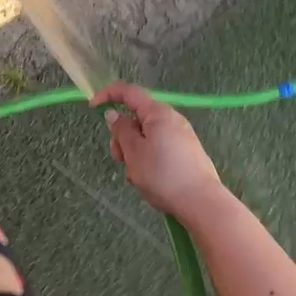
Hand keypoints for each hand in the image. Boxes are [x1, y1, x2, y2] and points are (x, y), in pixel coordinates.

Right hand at [92, 82, 227, 218]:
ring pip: (147, 135)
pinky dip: (148, 158)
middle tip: (119, 158)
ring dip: (134, 150)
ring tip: (136, 175)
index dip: (108, 94)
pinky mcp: (187, 152)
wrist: (202, 203)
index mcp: (158, 113)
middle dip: (122, 134)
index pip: (129, 91)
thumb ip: (121, 130)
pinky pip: (159, 147)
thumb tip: (115, 114)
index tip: (93, 107)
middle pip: (137, 117)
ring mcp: (182, 136)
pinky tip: (150, 179)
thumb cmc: (163, 175)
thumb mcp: (134, 152)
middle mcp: (172, 119)